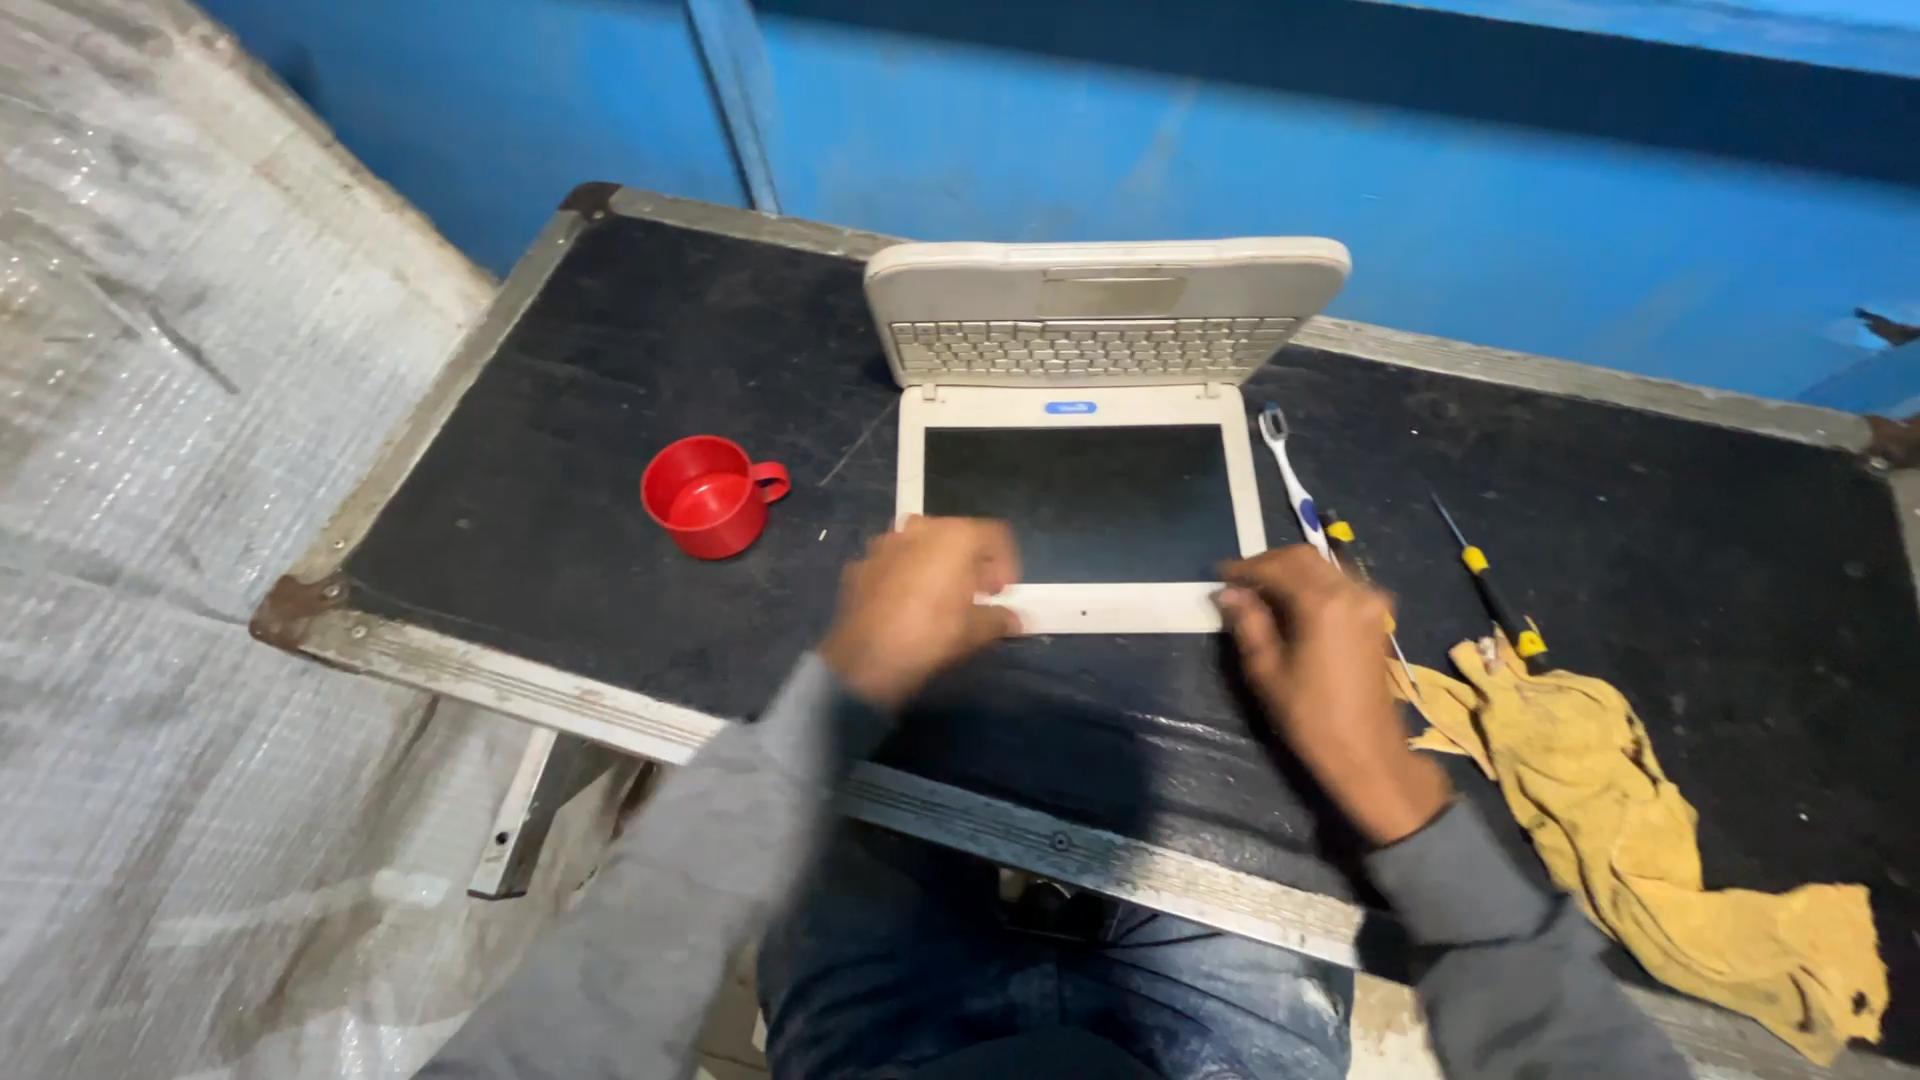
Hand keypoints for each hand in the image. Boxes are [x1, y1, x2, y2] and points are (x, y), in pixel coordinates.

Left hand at [819, 516, 1022, 708]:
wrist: (866, 658)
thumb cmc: (931, 635)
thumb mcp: (976, 631)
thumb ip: (1000, 619)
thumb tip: (1014, 620)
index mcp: (954, 535)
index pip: (995, 535)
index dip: (1006, 562)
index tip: (1003, 591)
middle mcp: (919, 528)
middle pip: (955, 535)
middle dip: (969, 560)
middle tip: (975, 591)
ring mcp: (884, 543)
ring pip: (919, 544)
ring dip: (934, 563)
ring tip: (939, 596)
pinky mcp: (859, 563)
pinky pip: (892, 562)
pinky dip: (904, 575)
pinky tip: (904, 604)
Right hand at [1216, 546, 1451, 845]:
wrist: (1367, 751)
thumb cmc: (1309, 716)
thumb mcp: (1266, 669)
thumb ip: (1248, 622)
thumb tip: (1227, 593)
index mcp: (1323, 604)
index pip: (1277, 567)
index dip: (1244, 568)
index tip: (1218, 576)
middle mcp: (1352, 592)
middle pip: (1303, 557)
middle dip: (1267, 563)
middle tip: (1238, 582)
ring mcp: (1370, 602)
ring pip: (1322, 565)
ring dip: (1289, 571)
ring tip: (1260, 592)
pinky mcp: (1376, 615)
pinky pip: (1338, 581)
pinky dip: (1311, 582)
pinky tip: (1290, 602)